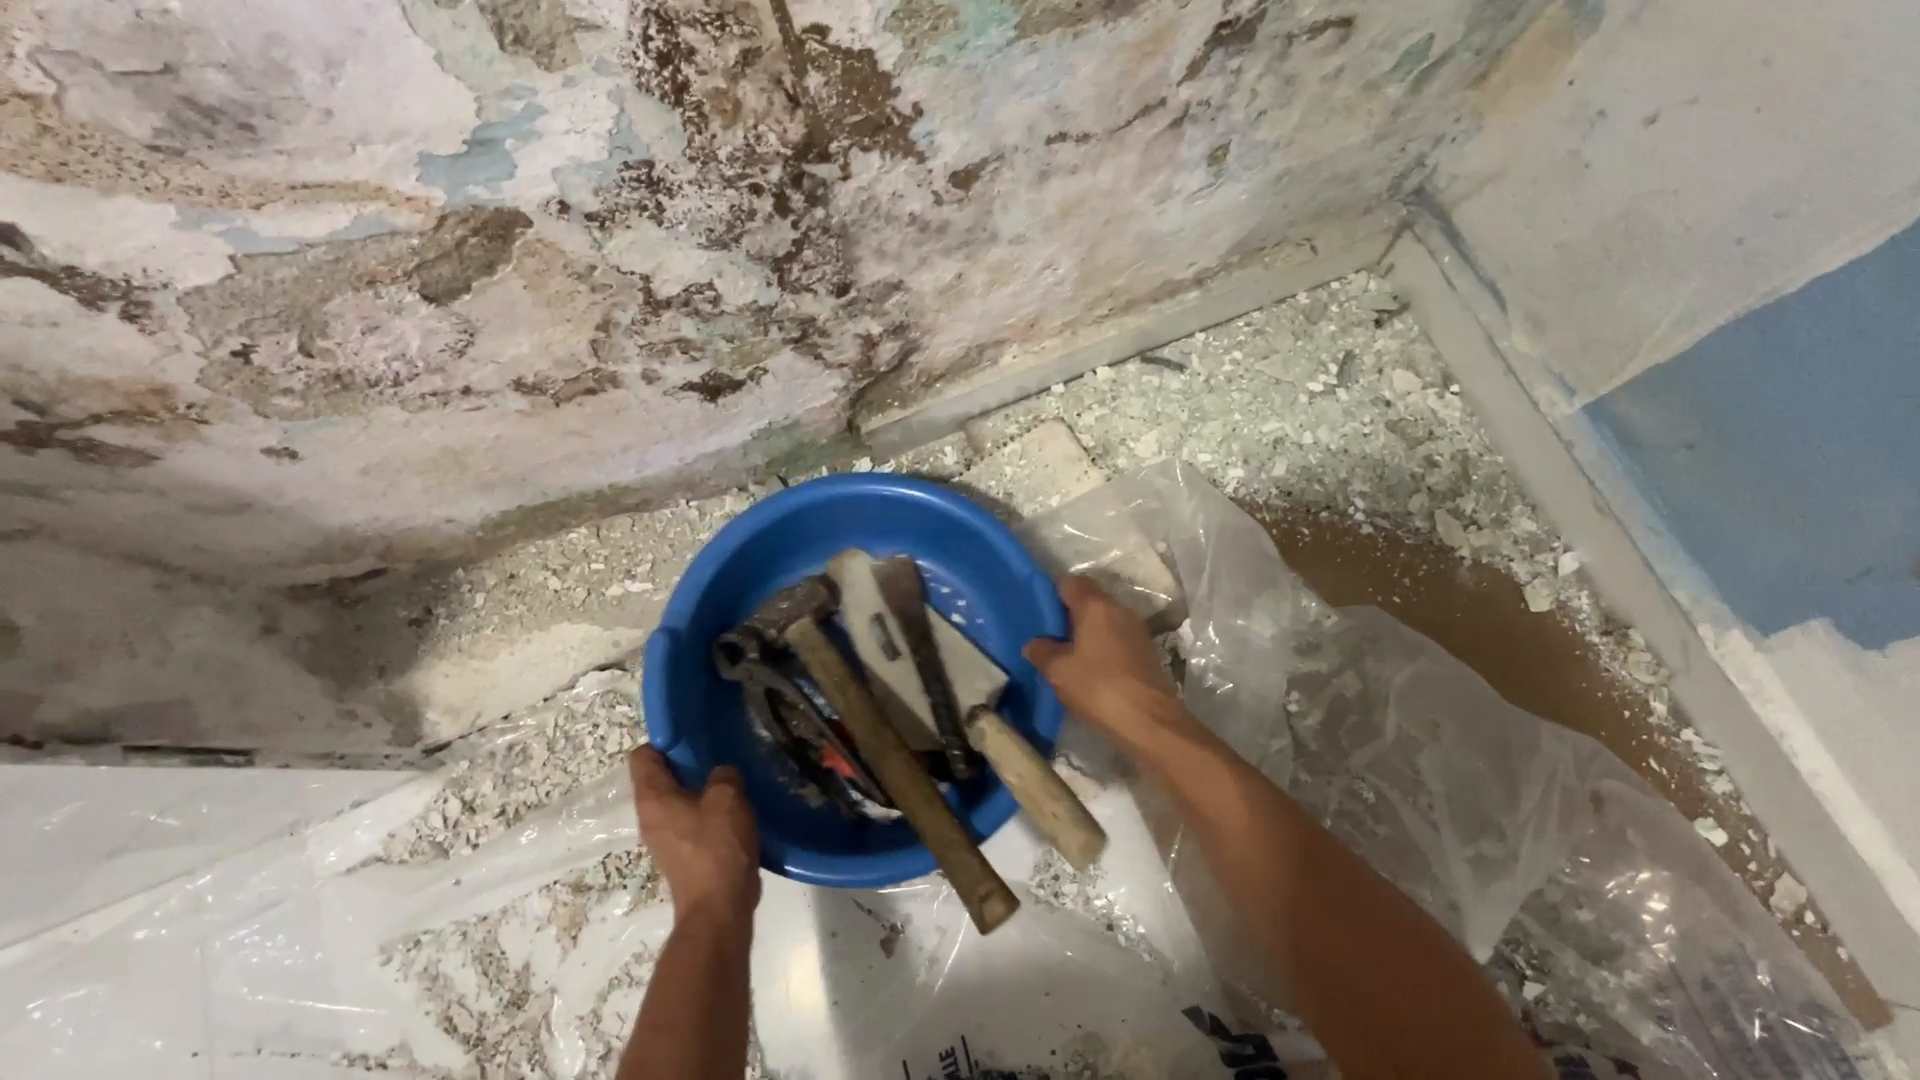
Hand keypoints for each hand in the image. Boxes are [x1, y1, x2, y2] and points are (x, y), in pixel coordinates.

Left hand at [629, 748, 760, 920]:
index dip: (665, 741)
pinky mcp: (683, 855)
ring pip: (678, 800)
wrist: (718, 909)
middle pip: (660, 777)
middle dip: (688, 764)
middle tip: (718, 755)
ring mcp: (666, 839)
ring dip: (701, 789)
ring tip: (731, 782)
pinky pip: (691, 821)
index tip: (694, 735)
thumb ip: (723, 776)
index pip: (642, 756)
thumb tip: (721, 776)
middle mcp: (651, 817)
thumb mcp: (727, 799)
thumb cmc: (717, 848)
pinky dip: (709, 813)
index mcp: (653, 798)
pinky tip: (734, 813)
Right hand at [1023, 575, 1184, 745]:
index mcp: (1097, 606)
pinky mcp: (1147, 652)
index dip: (1054, 595)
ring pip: (1105, 621)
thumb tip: (1034, 644)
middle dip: (1070, 616)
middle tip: (1051, 639)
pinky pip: (1118, 639)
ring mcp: (1138, 630)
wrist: (1149, 721)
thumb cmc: (1099, 687)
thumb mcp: (1058, 671)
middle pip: (1090, 601)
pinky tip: (1092, 671)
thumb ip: (1041, 651)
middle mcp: (1121, 610)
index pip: (1072, 582)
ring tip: (1070, 658)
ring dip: (1088, 634)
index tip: (1041, 616)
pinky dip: (1103, 648)